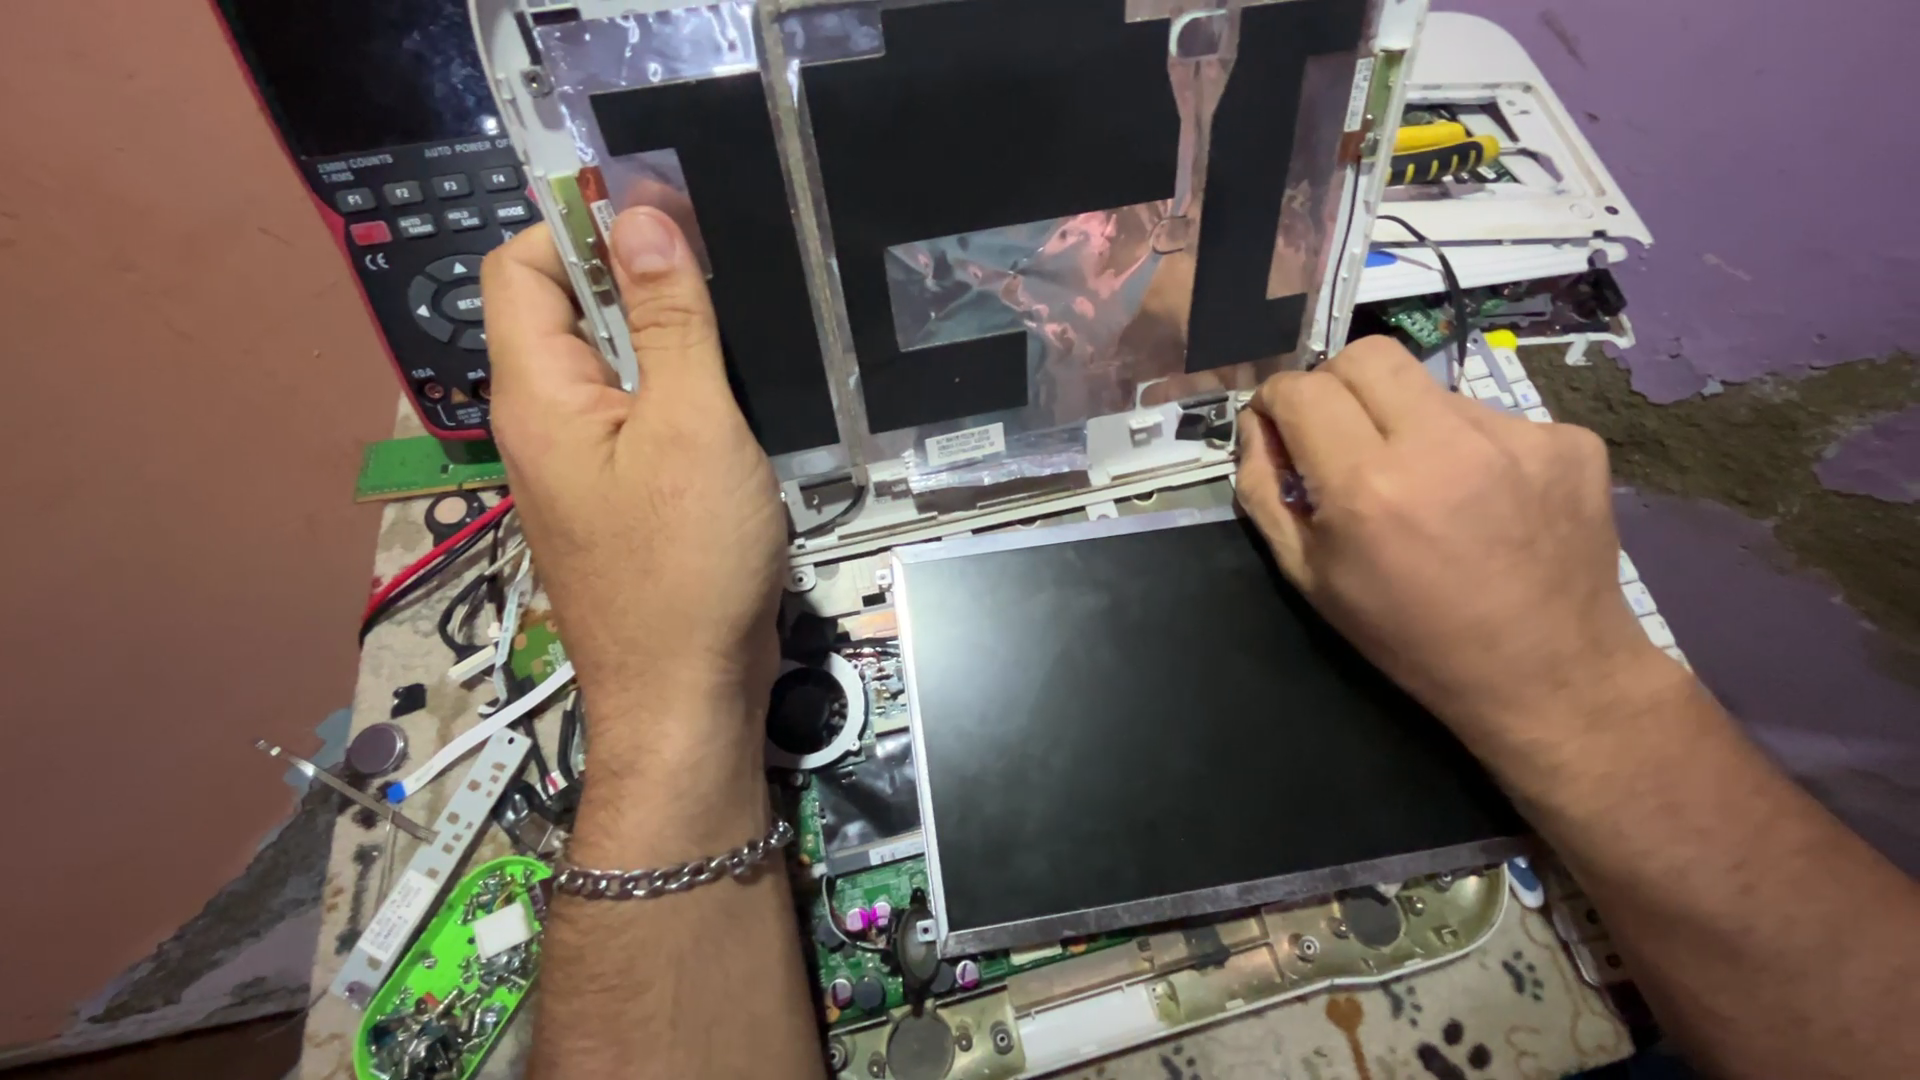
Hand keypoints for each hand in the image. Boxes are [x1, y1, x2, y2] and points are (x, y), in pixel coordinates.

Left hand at [481, 208, 785, 785]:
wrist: (687, 695)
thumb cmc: (688, 561)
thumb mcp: (693, 427)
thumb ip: (669, 322)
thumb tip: (639, 217)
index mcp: (538, 394)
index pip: (524, 267)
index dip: (582, 226)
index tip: (667, 221)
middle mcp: (546, 426)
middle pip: (572, 318)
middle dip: (641, 286)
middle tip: (725, 283)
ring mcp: (586, 470)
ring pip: (617, 376)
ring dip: (671, 347)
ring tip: (741, 343)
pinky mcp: (626, 503)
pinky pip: (644, 426)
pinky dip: (685, 402)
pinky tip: (739, 411)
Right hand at [1235, 337, 1680, 766]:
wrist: (1545, 672)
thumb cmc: (1405, 635)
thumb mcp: (1307, 576)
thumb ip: (1264, 493)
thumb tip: (1257, 429)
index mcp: (1367, 486)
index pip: (1301, 389)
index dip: (1275, 399)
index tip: (1278, 424)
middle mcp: (1441, 444)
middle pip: (1365, 355)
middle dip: (1331, 383)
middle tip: (1335, 433)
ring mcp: (1515, 436)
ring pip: (1426, 386)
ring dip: (1401, 419)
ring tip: (1419, 481)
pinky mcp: (1567, 440)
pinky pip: (1487, 416)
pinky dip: (1462, 445)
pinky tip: (1476, 496)